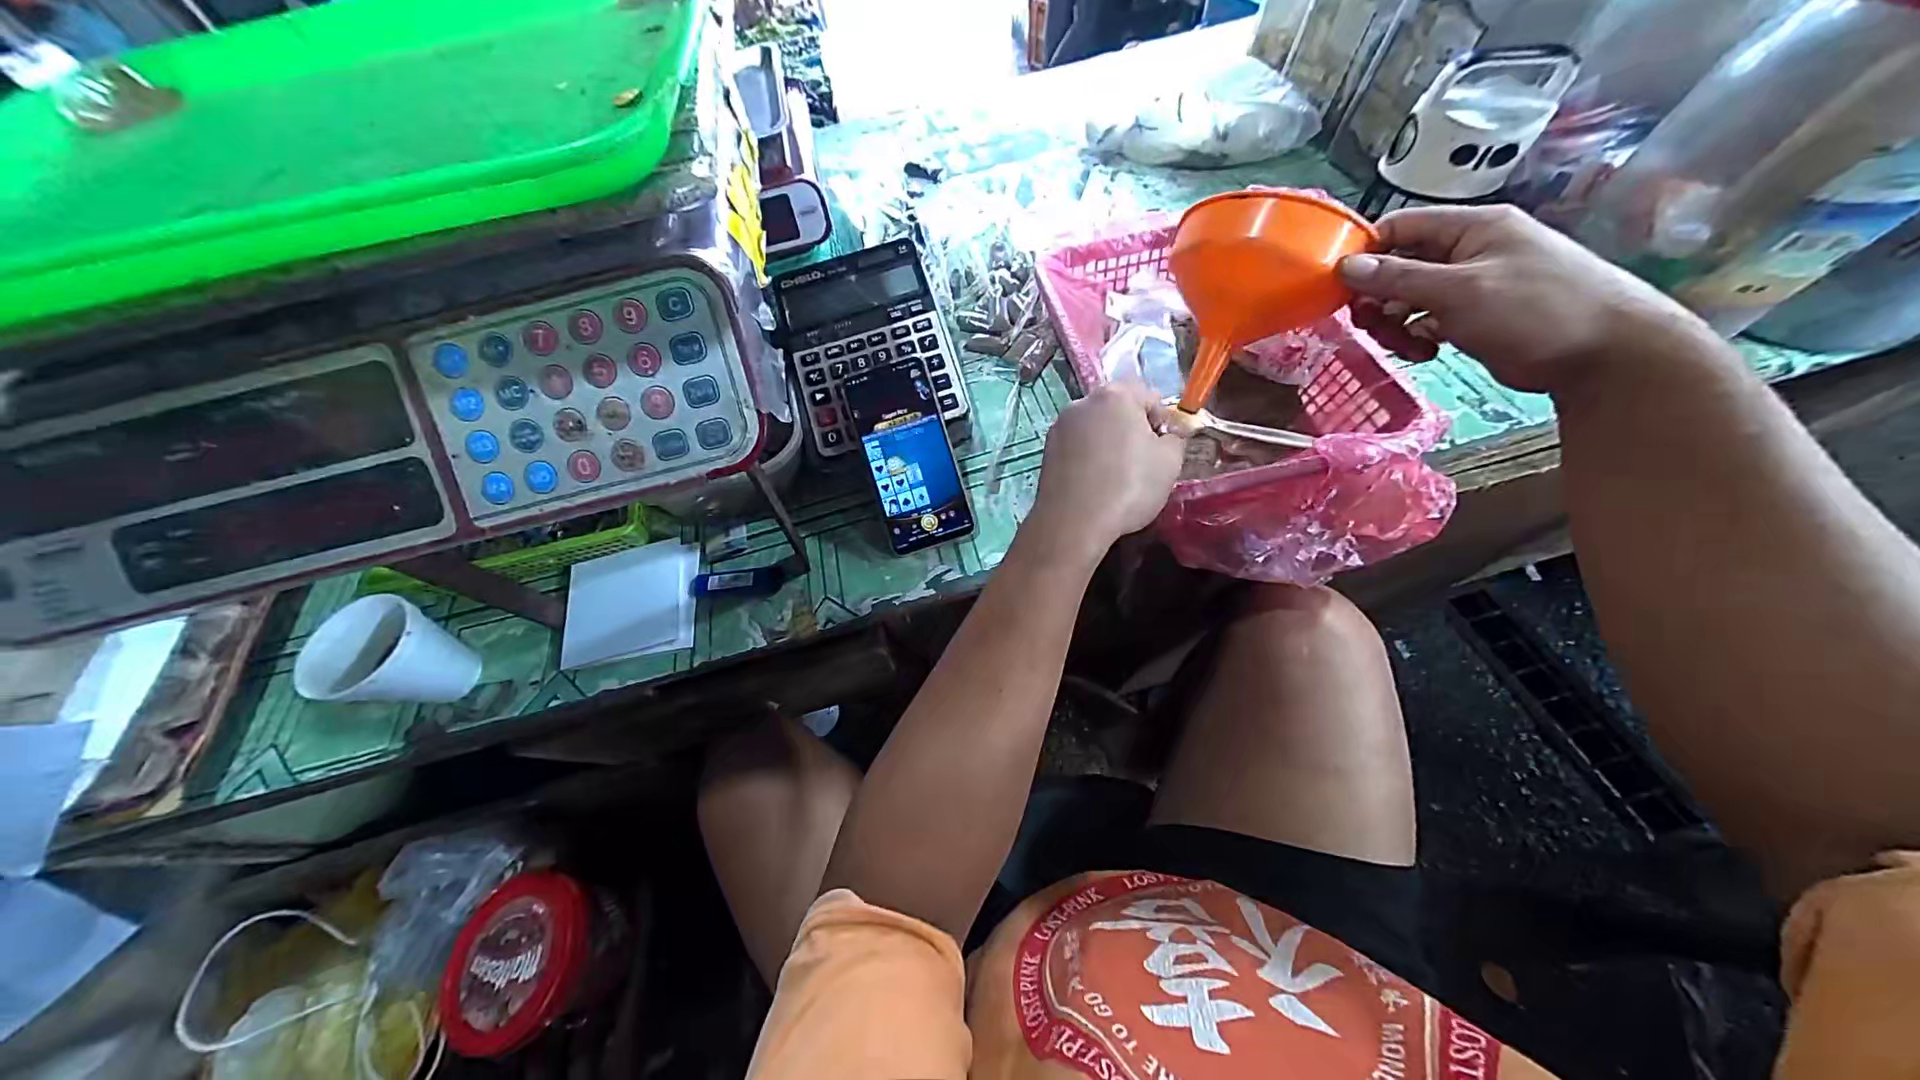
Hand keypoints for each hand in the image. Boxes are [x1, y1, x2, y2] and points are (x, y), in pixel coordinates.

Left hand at [1028, 382, 1186, 556]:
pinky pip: (1077, 447)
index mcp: (1116, 395)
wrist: (1073, 522)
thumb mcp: (1170, 462)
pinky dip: (1088, 458)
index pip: (1150, 398)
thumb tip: (1167, 436)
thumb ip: (1176, 439)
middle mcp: (1083, 402)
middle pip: (1119, 410)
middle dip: (1133, 431)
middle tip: (1142, 465)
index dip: (1162, 424)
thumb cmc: (1128, 487)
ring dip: (1109, 444)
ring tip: (1116, 477)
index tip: (1162, 451)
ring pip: (1096, 429)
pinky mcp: (1047, 449)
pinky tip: (1094, 483)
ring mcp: (1060, 425)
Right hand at [1338, 205, 1717, 394]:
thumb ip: (1399, 278)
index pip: (1400, 227)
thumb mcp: (1459, 291)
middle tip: (1372, 327)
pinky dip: (1416, 337)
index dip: (1366, 254)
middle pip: (1398, 267)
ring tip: (1407, 346)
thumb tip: (1345, 265)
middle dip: (1378, 299)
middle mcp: (1469, 250)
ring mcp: (1471, 285)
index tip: (1341, 289)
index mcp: (1472, 227)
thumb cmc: (1536, 310)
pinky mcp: (1473, 317)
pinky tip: (1426, 353)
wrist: (1603, 353)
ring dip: (1394, 324)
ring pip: (1407, 299)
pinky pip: (1426, 321)